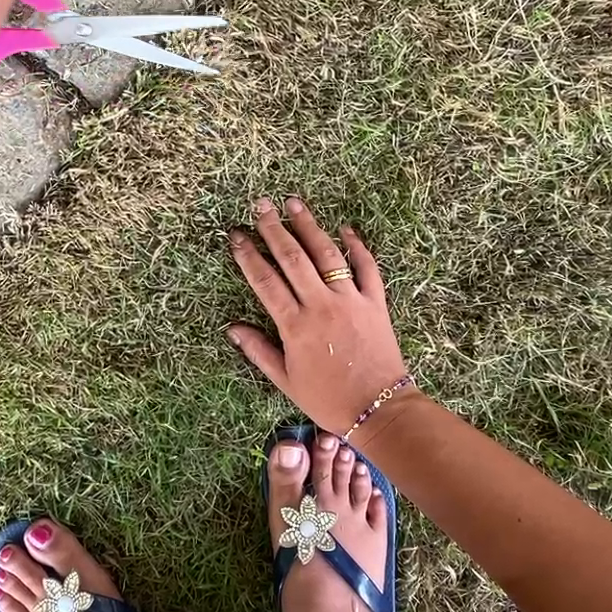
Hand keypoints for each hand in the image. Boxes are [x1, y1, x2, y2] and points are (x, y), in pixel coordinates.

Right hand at [226, 196, 409, 435]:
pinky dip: (357, 246)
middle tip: (260, 205)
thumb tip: (232, 328)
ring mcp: (350, 300)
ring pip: (327, 254)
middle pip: (293, 258)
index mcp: (295, 326)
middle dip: (274, 229)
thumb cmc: (328, 399)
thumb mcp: (286, 380)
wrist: (379, 409)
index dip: (248, 255)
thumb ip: (259, 351)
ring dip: (309, 226)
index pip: (265, 281)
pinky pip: (366, 267)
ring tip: (293, 203)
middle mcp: (321, 305)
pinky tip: (346, 228)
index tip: (236, 235)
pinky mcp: (375, 302)